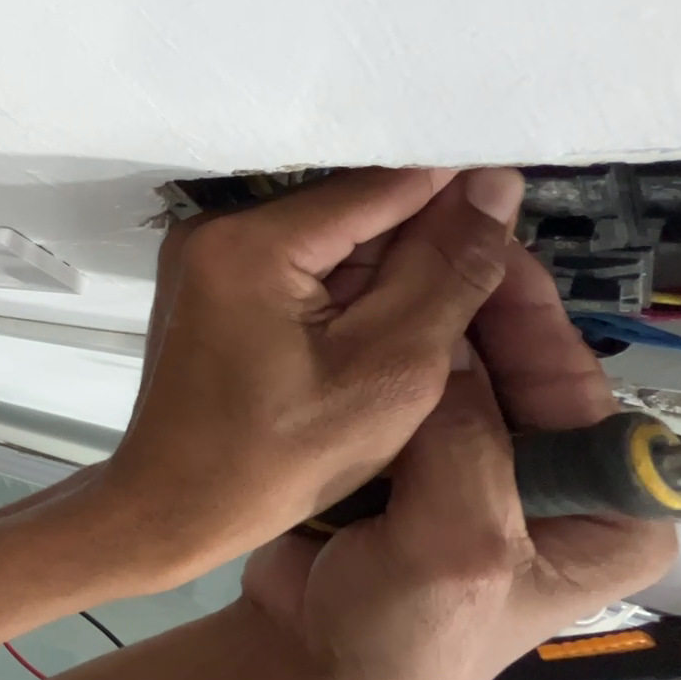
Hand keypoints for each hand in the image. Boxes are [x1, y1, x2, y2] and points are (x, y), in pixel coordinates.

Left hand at [108, 167, 527, 574]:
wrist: (176, 497)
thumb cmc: (276, 452)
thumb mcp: (389, 366)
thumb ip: (445, 270)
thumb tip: (489, 184)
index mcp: (246, 241)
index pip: (382, 182)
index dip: (457, 200)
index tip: (504, 237)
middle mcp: (209, 229)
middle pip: (348, 206)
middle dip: (414, 244)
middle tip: (452, 309)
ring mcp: (199, 255)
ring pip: (323, 234)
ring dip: (377, 270)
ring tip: (395, 334)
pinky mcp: (202, 282)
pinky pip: (289, 260)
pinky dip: (335, 288)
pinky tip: (355, 334)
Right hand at [240, 243, 679, 679]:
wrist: (306, 656)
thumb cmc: (406, 627)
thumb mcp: (460, 548)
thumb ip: (463, 450)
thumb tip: (434, 348)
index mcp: (600, 503)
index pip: (574, 388)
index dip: (528, 316)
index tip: (479, 245)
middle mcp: (535, 474)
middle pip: (503, 375)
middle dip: (456, 315)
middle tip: (407, 242)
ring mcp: (455, 467)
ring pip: (435, 383)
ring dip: (400, 335)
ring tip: (362, 272)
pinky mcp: (390, 463)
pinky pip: (383, 403)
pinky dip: (360, 367)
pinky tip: (329, 328)